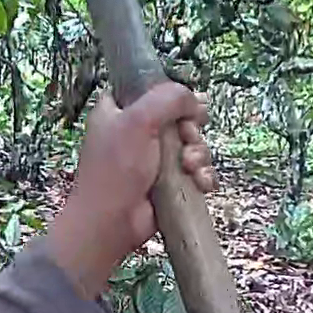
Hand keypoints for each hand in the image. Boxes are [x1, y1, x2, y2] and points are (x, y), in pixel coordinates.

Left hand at [46, 82, 213, 298]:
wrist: (111, 223)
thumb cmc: (116, 169)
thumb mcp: (138, 120)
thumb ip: (169, 98)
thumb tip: (196, 101)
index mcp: (118, 110)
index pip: (151, 89)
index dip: (171, 96)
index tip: (184, 107)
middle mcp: (136, 132)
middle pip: (179, 117)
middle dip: (190, 130)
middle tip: (186, 139)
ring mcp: (153, 159)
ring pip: (191, 145)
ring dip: (198, 155)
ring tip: (189, 168)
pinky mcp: (168, 183)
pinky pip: (196, 172)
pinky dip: (202, 176)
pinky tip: (199, 183)